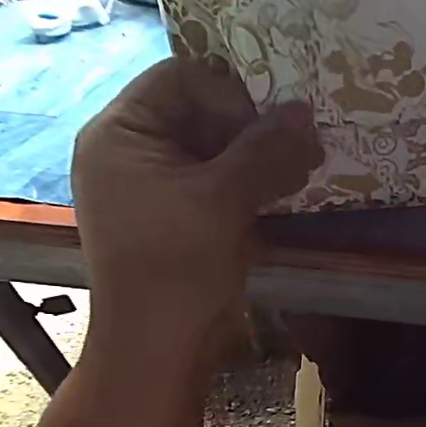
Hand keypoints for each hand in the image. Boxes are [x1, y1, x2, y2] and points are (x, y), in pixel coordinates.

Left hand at [72, 58, 320, 349]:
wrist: (158, 348)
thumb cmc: (177, 266)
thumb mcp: (222, 200)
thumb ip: (265, 150)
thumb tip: (305, 111)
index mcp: (120, 133)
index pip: (180, 78)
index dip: (232, 94)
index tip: (274, 126)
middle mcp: (132, 152)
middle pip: (199, 112)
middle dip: (253, 128)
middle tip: (302, 146)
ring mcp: (154, 186)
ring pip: (214, 149)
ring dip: (259, 156)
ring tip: (303, 170)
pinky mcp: (177, 215)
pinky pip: (216, 181)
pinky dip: (250, 182)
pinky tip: (286, 190)